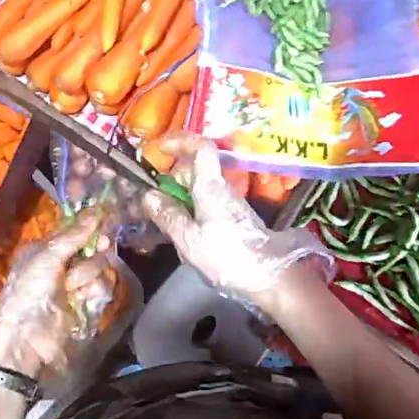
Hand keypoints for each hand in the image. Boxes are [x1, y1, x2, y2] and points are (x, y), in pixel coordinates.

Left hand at [0, 212, 109, 378]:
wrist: (26, 339)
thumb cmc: (30, 291)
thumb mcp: (46, 257)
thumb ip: (72, 236)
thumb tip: (95, 213)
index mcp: (45, 249)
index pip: (73, 231)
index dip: (88, 226)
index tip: (104, 218)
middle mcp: (60, 264)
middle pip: (90, 248)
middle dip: (94, 248)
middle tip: (103, 244)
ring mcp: (73, 285)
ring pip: (97, 267)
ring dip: (88, 274)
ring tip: (73, 287)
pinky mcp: (85, 305)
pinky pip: (100, 287)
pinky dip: (94, 290)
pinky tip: (83, 297)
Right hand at [140, 134, 332, 315]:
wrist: (268, 278)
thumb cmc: (226, 257)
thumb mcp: (189, 239)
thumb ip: (168, 215)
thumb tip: (149, 195)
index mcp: (211, 186)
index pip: (201, 148)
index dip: (180, 141)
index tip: (160, 148)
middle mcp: (222, 188)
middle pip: (196, 169)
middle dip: (172, 178)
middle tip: (155, 200)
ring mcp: (229, 203)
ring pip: (199, 187)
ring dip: (180, 197)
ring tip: (166, 222)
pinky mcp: (233, 218)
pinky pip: (206, 203)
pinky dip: (190, 210)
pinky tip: (184, 233)